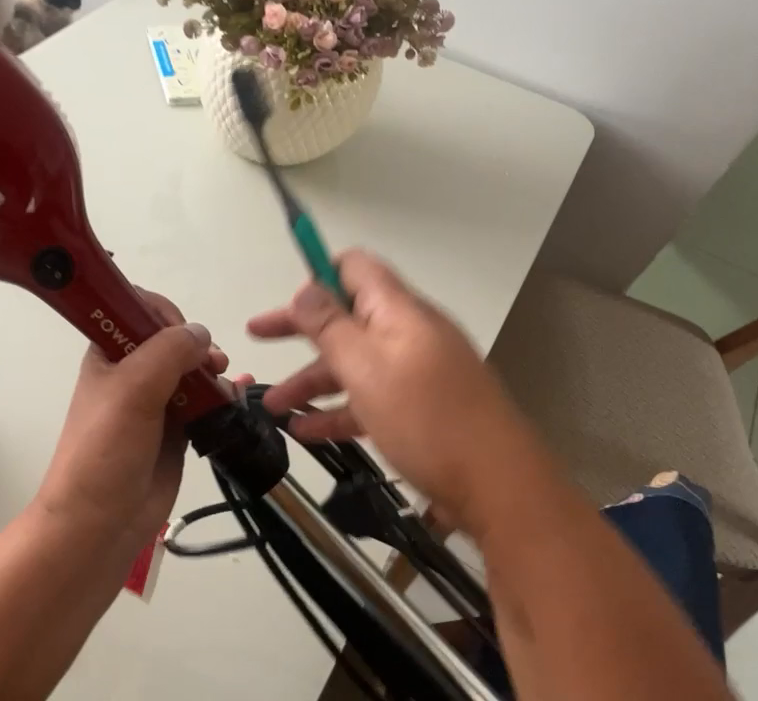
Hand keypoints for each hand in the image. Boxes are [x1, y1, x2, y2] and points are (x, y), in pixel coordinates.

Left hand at [32, 289, 239, 548]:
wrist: (99, 524)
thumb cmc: (105, 449)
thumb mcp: (132, 389)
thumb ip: (168, 353)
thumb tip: (201, 334)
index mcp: (107, 353)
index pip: (135, 310)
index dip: (162, 313)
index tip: (180, 332)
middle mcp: (130, 371)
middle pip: (169, 339)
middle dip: (195, 343)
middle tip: (212, 362)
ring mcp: (153, 402)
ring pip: (190, 370)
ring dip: (211, 369)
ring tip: (225, 383)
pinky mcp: (175, 430)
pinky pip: (203, 402)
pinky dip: (221, 395)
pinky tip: (238, 395)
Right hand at [248, 249, 526, 526]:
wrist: (502, 490)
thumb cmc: (427, 420)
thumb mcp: (366, 368)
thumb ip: (330, 326)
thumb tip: (305, 289)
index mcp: (399, 311)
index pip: (355, 267)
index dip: (318, 273)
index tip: (286, 298)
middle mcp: (409, 333)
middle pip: (346, 316)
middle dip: (299, 327)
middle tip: (256, 335)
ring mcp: (418, 372)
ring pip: (354, 362)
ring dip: (311, 378)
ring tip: (271, 405)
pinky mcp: (423, 410)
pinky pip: (370, 397)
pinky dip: (338, 409)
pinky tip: (307, 432)